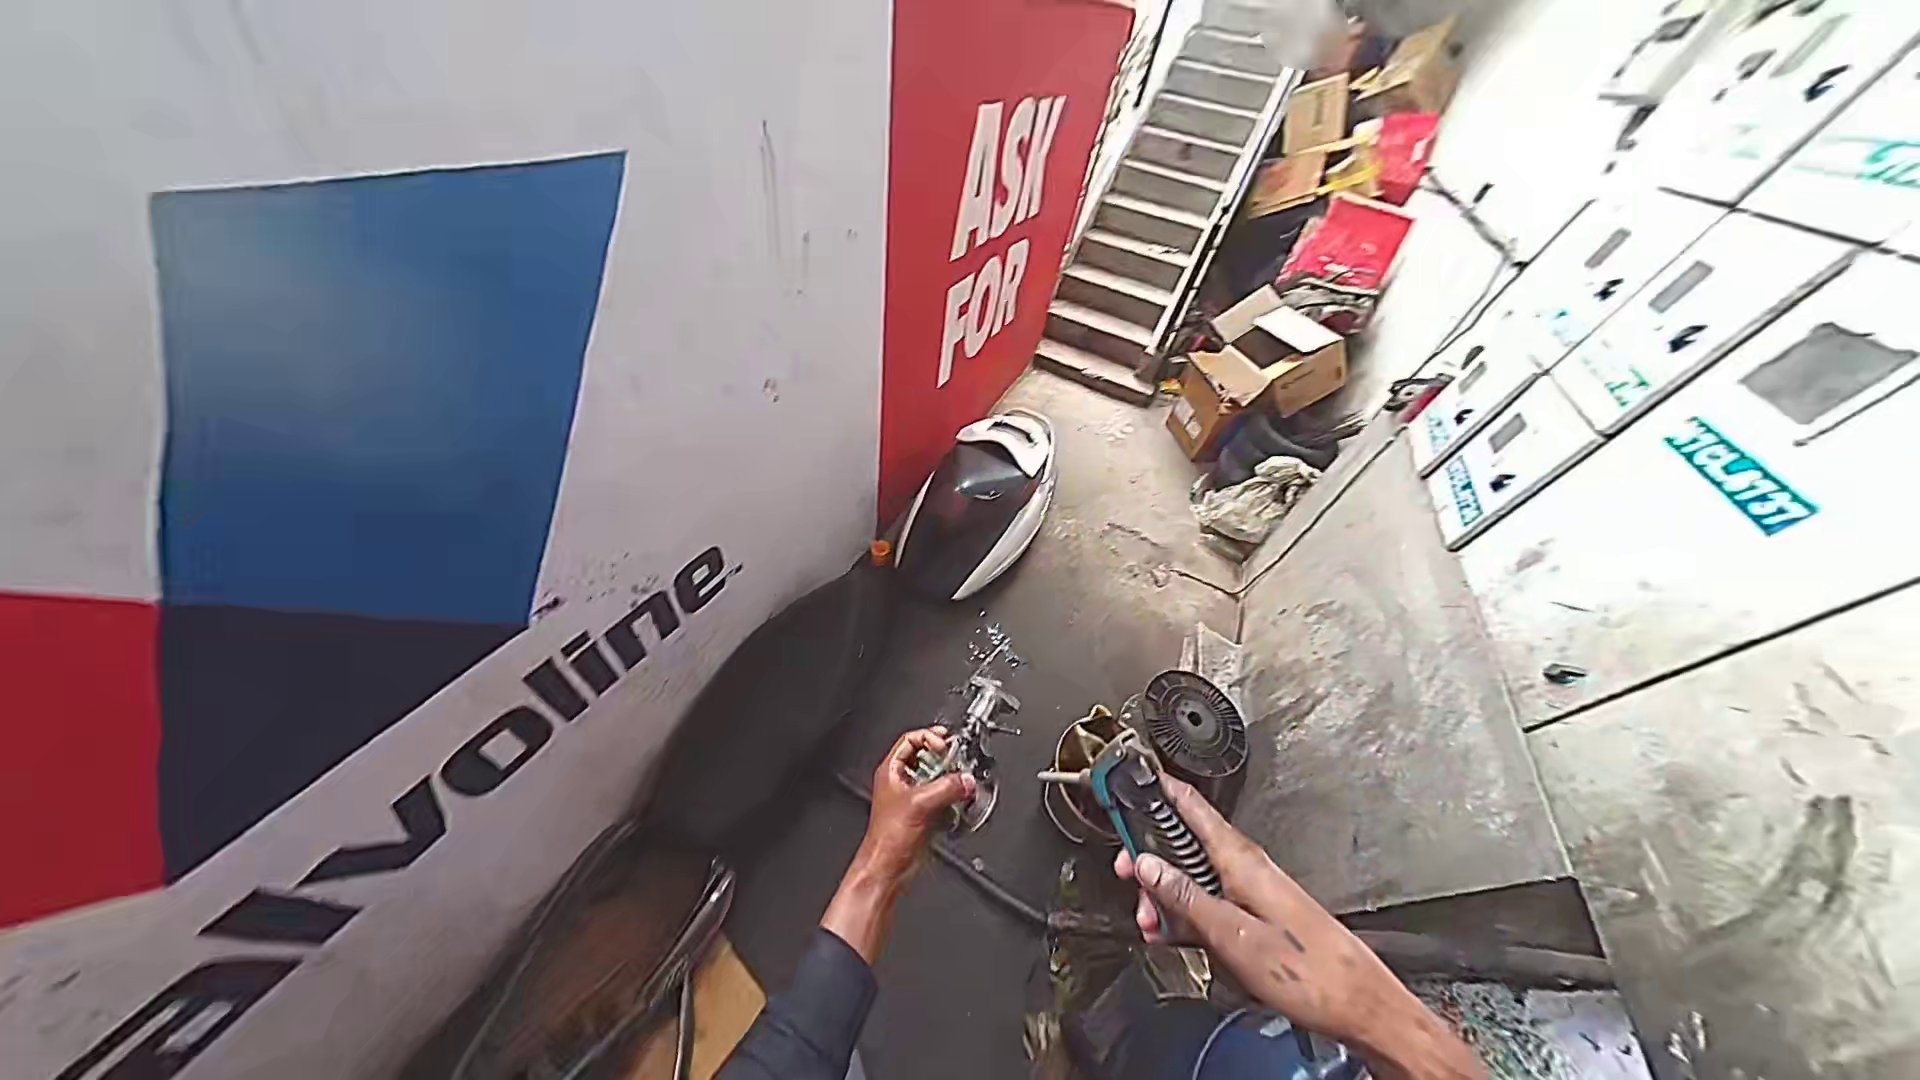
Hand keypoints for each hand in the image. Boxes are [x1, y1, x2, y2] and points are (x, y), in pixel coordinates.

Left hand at [857, 726, 975, 883]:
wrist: (888, 868)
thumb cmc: (887, 837)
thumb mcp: (920, 803)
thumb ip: (947, 788)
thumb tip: (966, 779)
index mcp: (892, 770)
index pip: (911, 739)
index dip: (929, 737)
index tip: (945, 745)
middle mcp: (902, 781)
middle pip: (927, 757)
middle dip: (945, 758)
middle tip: (958, 760)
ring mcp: (914, 797)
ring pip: (937, 778)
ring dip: (951, 779)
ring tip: (962, 781)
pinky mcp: (925, 813)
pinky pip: (943, 797)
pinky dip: (953, 797)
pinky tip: (959, 801)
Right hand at [1115, 777, 1482, 1079]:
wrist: (1363, 1008)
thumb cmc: (1310, 972)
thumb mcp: (1232, 935)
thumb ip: (1184, 896)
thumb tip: (1146, 865)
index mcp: (1237, 855)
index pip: (1187, 801)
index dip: (1155, 786)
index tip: (1126, 783)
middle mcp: (1241, 862)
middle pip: (1180, 842)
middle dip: (1148, 858)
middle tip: (1128, 877)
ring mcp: (1246, 885)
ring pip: (1190, 874)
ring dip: (1165, 895)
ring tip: (1153, 924)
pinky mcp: (1252, 909)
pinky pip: (1207, 898)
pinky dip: (1186, 913)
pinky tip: (1175, 934)